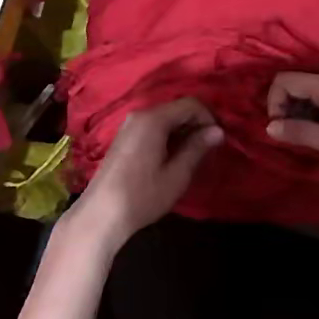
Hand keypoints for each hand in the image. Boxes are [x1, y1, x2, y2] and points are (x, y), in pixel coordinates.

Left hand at [70, 97, 222, 243]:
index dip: (208, 118)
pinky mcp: (124, 137)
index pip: (190, 104)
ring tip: (193, 154)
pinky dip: (167, 135)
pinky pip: (152, 126)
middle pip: (176, 108)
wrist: (101, 214)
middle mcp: (140, 115)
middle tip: (209, 148)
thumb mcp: (176, 175)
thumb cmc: (142, 196)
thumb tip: (217, 131)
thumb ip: (197, 148)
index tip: (218, 140)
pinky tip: (173, 156)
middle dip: (196, 123)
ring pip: (164, 117)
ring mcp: (129, 125)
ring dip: (182, 130)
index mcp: (153, 119)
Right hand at [265, 72, 318, 183]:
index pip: (285, 81)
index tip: (279, 131)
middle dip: (284, 109)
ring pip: (308, 93)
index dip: (274, 103)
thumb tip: (269, 127)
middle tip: (289, 138)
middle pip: (296, 84)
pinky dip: (312, 115)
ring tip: (304, 140)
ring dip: (298, 114)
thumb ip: (302, 133)